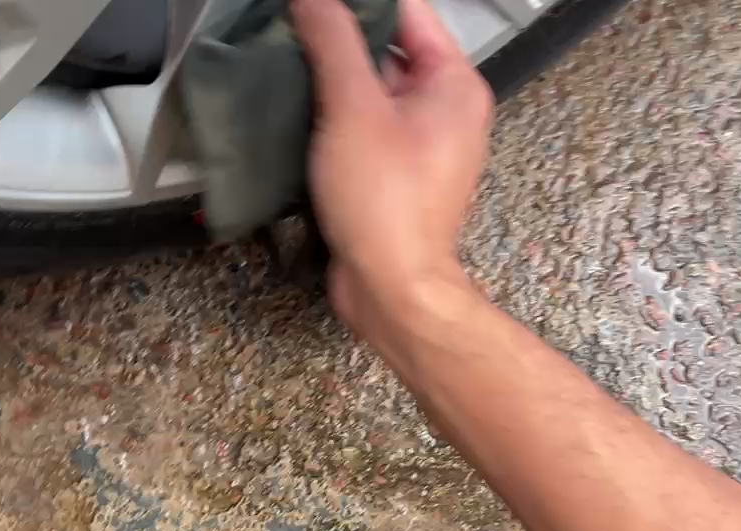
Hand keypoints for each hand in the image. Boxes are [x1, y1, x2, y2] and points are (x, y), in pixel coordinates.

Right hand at [291, 0, 493, 337]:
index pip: (405, 11)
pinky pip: (363, 135)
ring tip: (286, 73)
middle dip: (337, 43)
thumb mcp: (354, 108)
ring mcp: (420, 151)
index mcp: (454, 86)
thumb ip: (333, 39)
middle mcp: (445, 114)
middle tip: (289, 35)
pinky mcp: (395, 181)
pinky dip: (334, 126)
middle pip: (385, 52)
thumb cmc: (385, 206)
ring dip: (330, 87)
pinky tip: (300, 121)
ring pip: (370, 96)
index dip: (357, 3)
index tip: (312, 7)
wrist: (391, 291)